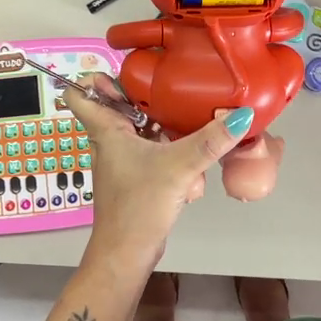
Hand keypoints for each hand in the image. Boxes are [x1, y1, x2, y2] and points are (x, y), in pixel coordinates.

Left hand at [63, 76, 250, 263]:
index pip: (79, 96)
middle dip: (140, 95)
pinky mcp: (137, 177)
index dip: (90, 79)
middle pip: (117, 107)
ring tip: (185, 108)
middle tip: (166, 81)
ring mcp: (123, 161)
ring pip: (138, 129)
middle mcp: (109, 142)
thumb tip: (241, 115)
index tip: (116, 68)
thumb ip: (210, 141)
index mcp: (106, 132)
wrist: (126, 253)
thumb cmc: (138, 206)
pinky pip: (152, 150)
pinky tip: (191, 147)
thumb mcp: (178, 168)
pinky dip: (168, 146)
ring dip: (159, 121)